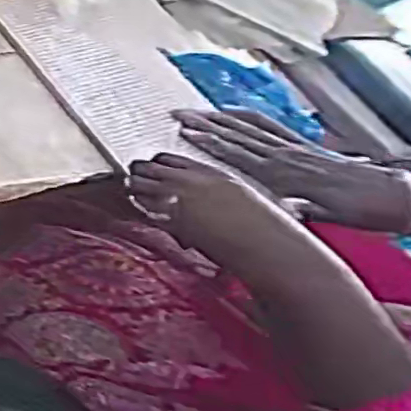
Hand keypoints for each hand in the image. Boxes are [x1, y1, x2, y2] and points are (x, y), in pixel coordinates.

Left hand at [127, 152, 321, 273]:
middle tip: (137, 181)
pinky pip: (143, 207)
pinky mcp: (173, 218)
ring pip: (137, 183)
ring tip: (138, 196)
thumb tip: (192, 193)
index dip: (156, 165)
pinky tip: (149, 213)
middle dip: (138, 173)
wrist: (276, 253)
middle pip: (145, 166)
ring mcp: (180, 198)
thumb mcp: (244, 197)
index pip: (166, 158)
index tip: (153, 172)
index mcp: (211, 173)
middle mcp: (192, 181)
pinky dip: (141, 209)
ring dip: (134, 189)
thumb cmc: (269, 231)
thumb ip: (213, 189)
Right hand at [177, 109, 410, 231]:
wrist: (408, 199)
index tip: (186, 132)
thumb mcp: (335, 217)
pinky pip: (271, 127)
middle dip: (206, 124)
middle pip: (237, 136)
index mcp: (286, 175)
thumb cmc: (368, 212)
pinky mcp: (306, 146)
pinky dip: (247, 117)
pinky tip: (232, 112)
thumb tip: (277, 206)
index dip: (210, 142)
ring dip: (218, 118)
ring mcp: (296, 148)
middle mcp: (286, 157)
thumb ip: (303, 209)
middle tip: (178, 114)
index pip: (239, 155)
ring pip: (249, 129)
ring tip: (194, 110)